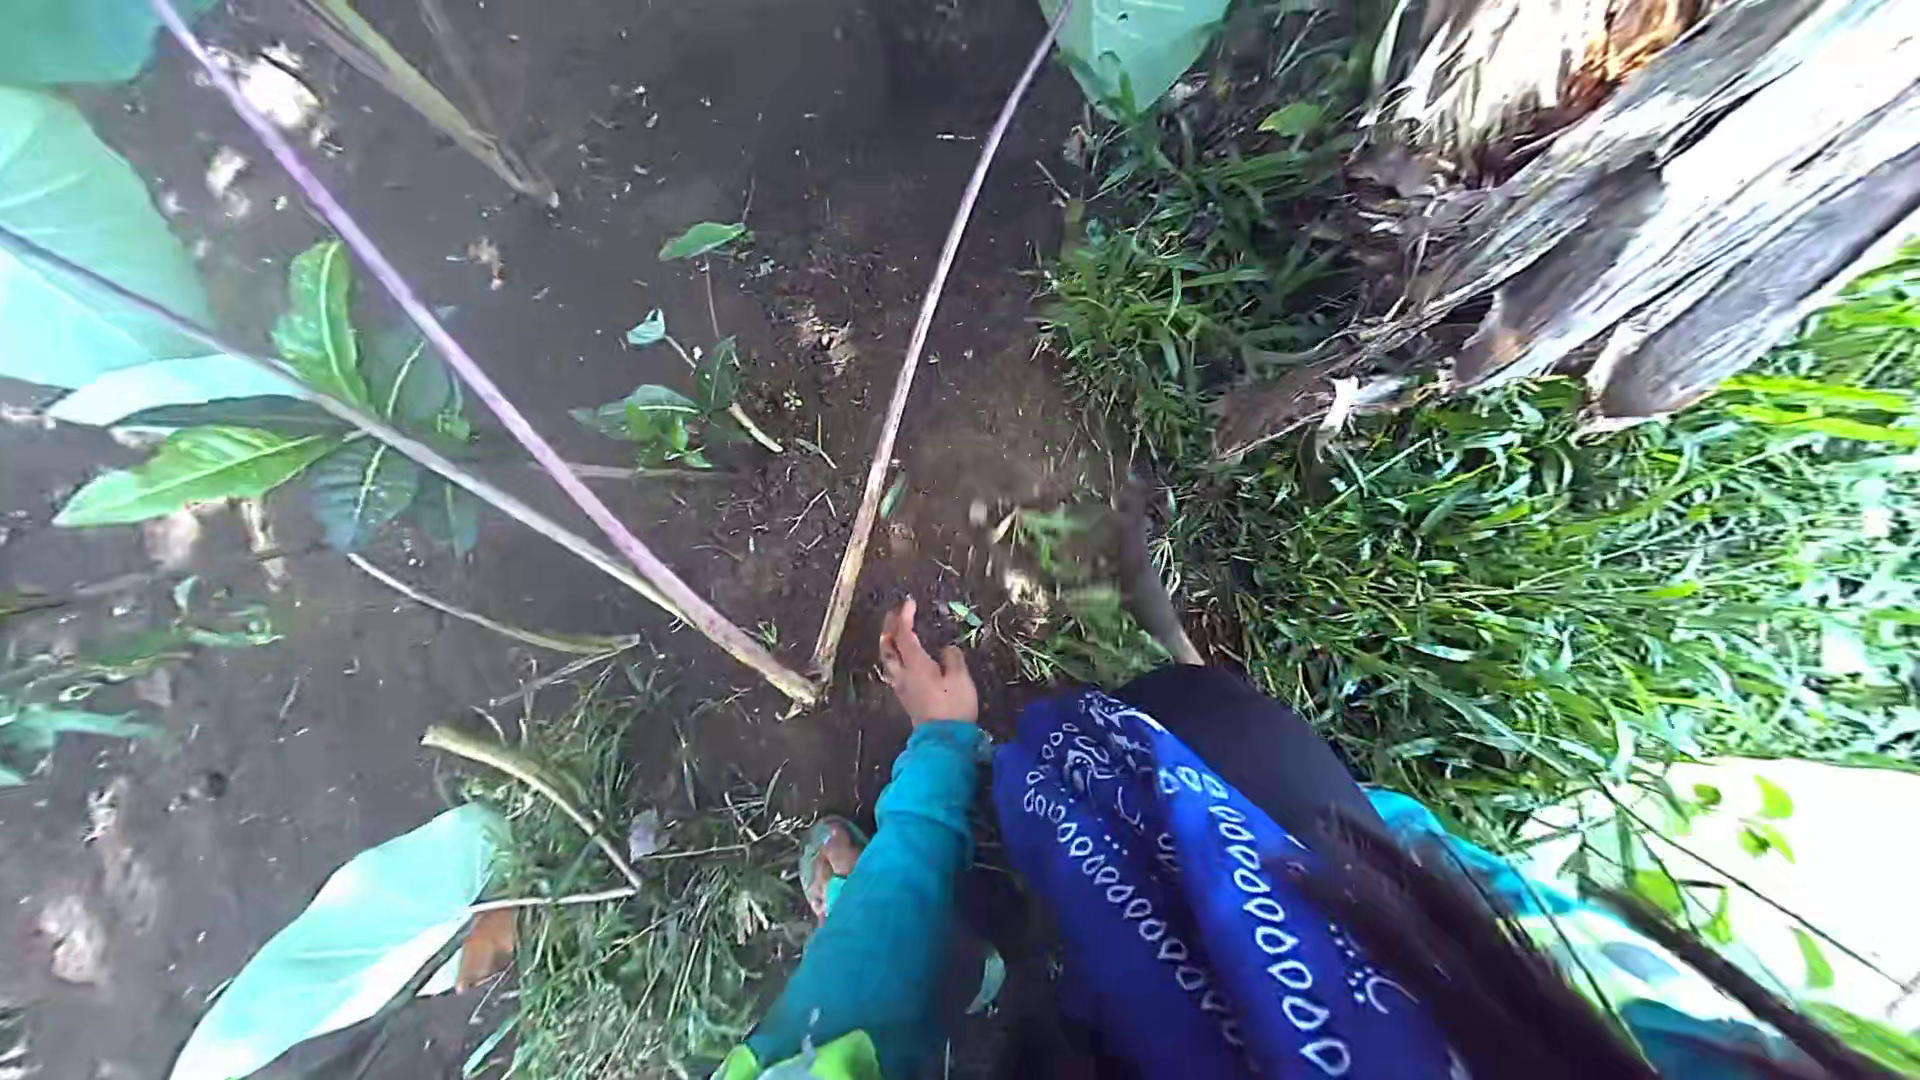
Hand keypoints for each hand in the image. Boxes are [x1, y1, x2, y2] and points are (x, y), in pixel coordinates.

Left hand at [878, 597, 977, 725]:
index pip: (904, 635)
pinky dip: (894, 654)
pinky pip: (893, 668)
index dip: (904, 617)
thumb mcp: (960, 679)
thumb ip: (952, 659)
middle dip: (890, 626)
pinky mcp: (905, 696)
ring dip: (889, 641)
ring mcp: (901, 686)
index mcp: (915, 665)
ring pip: (888, 658)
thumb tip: (944, 650)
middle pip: (888, 646)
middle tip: (895, 612)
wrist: (943, 741)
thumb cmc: (953, 708)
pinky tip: (902, 655)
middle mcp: (902, 674)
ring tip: (894, 630)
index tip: (909, 603)